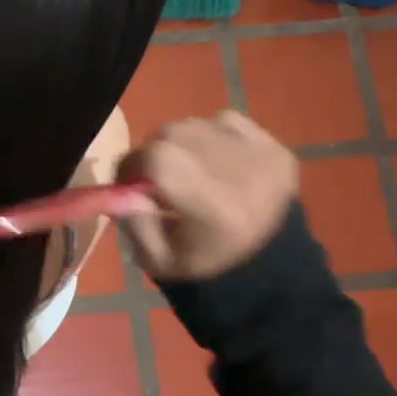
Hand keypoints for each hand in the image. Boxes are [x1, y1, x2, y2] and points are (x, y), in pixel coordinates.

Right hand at [116, 111, 298, 281]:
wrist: (269, 273)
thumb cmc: (203, 271)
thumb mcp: (154, 260)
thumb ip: (131, 221)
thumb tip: (120, 189)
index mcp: (210, 205)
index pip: (157, 156)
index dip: (131, 165)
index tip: (125, 185)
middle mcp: (239, 171)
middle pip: (174, 132)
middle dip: (152, 152)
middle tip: (151, 178)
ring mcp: (262, 154)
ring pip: (197, 124)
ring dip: (179, 143)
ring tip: (183, 171)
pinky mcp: (276, 148)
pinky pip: (227, 122)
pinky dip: (209, 136)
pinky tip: (210, 162)